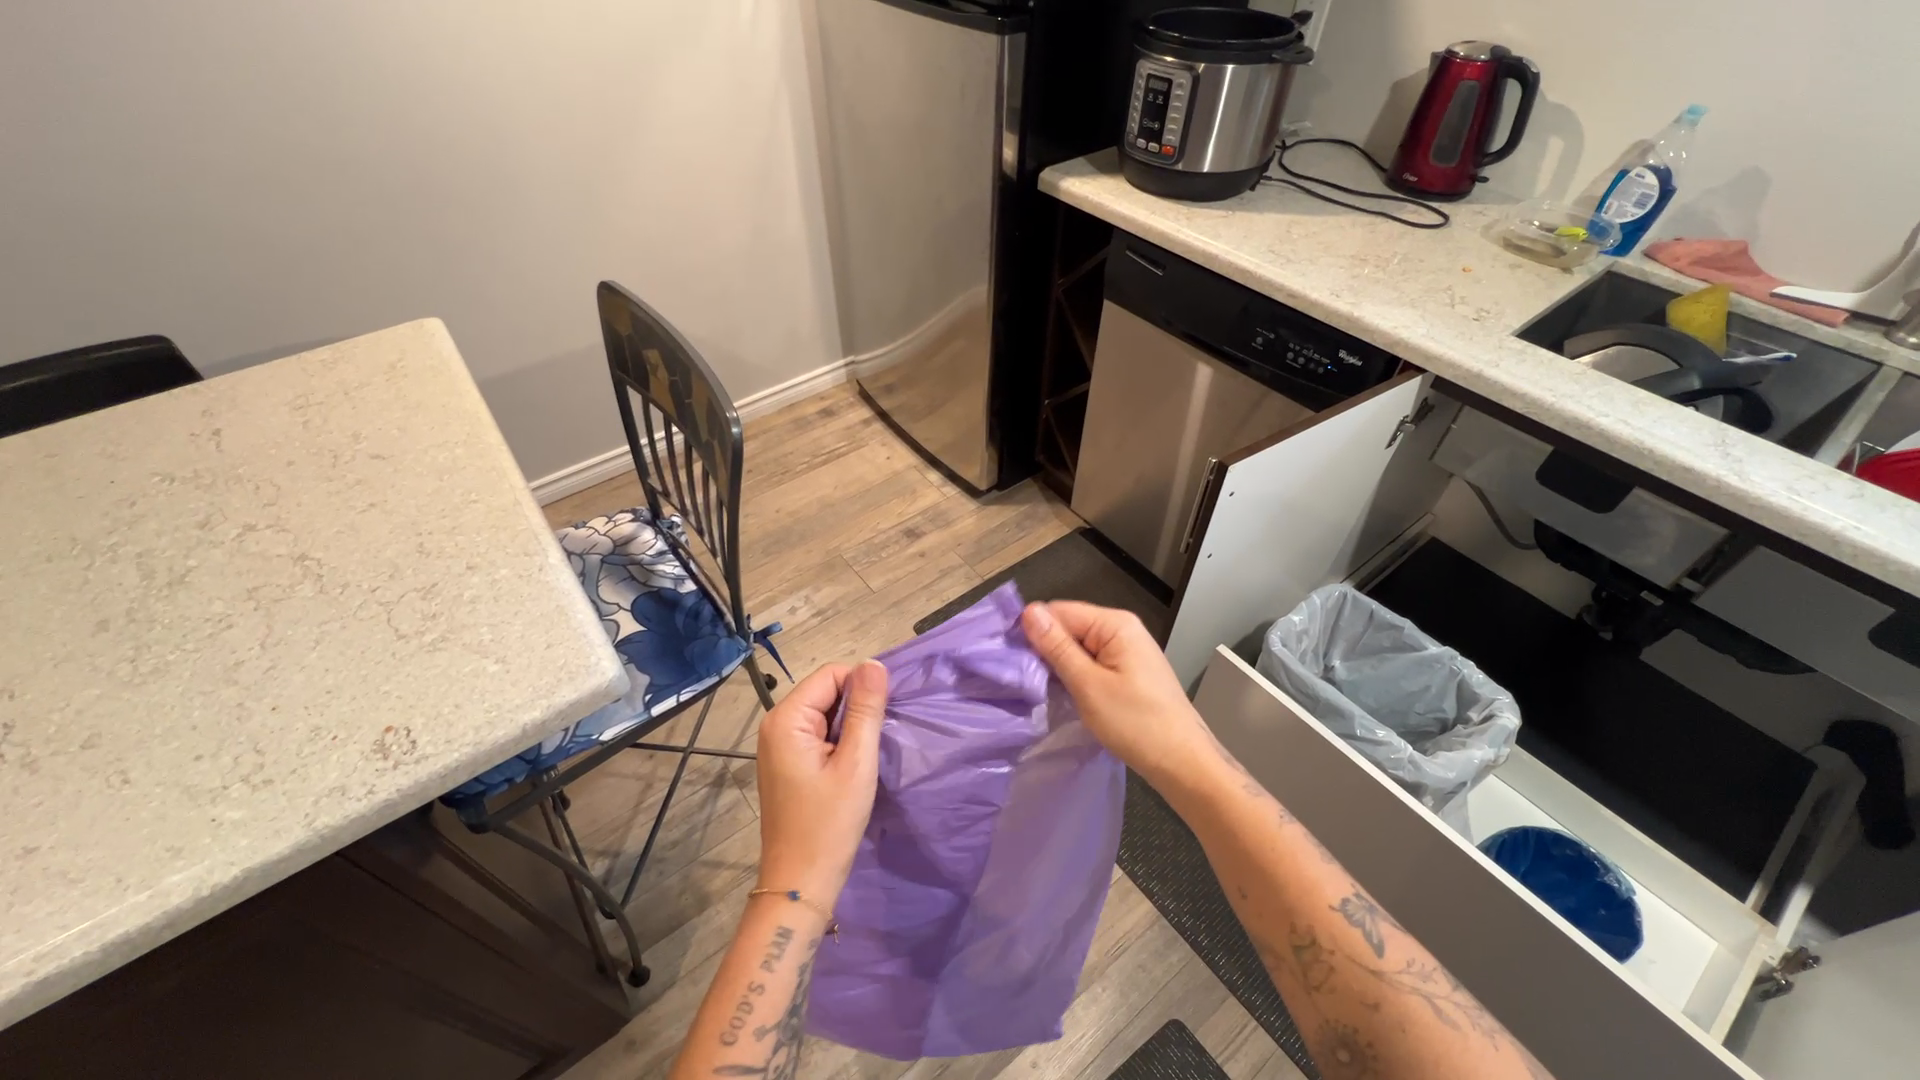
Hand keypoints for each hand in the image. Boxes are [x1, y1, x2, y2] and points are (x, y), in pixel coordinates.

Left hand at [753, 660, 887, 903]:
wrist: (801, 882)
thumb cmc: (829, 823)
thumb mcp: (856, 763)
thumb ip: (866, 709)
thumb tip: (874, 664)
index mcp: (786, 719)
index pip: (831, 675)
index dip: (862, 688)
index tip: (883, 719)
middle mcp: (776, 725)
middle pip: (826, 692)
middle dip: (856, 708)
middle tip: (876, 742)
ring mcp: (779, 745)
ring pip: (826, 714)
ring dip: (851, 728)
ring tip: (865, 757)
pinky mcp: (788, 763)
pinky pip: (819, 735)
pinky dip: (840, 743)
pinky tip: (852, 767)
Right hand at [1021, 601, 1211, 780]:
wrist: (1182, 762)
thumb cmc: (1136, 724)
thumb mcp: (1088, 685)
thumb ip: (1057, 647)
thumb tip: (1029, 612)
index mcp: (1115, 624)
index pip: (1060, 611)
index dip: (1033, 631)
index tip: (1010, 657)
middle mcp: (1123, 629)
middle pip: (1070, 627)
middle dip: (1046, 649)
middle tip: (1024, 679)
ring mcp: (1127, 651)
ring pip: (1079, 648)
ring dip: (1060, 666)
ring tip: (1041, 689)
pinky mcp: (1128, 672)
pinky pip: (1092, 663)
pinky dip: (1076, 676)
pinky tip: (1066, 695)